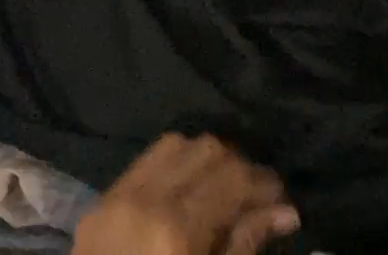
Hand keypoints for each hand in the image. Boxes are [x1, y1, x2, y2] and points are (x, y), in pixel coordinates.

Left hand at [74, 133, 300, 254]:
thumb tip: (285, 212)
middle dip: (238, 166)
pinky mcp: (101, 200)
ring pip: (176, 144)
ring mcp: (119, 195)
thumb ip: (244, 247)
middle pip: (208, 149)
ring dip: (204, 159)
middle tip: (255, 195)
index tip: (281, 198)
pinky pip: (145, 160)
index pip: (234, 178)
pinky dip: (173, 164)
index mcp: (178, 230)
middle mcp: (149, 199)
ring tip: (220, 188)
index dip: (264, 183)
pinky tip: (185, 188)